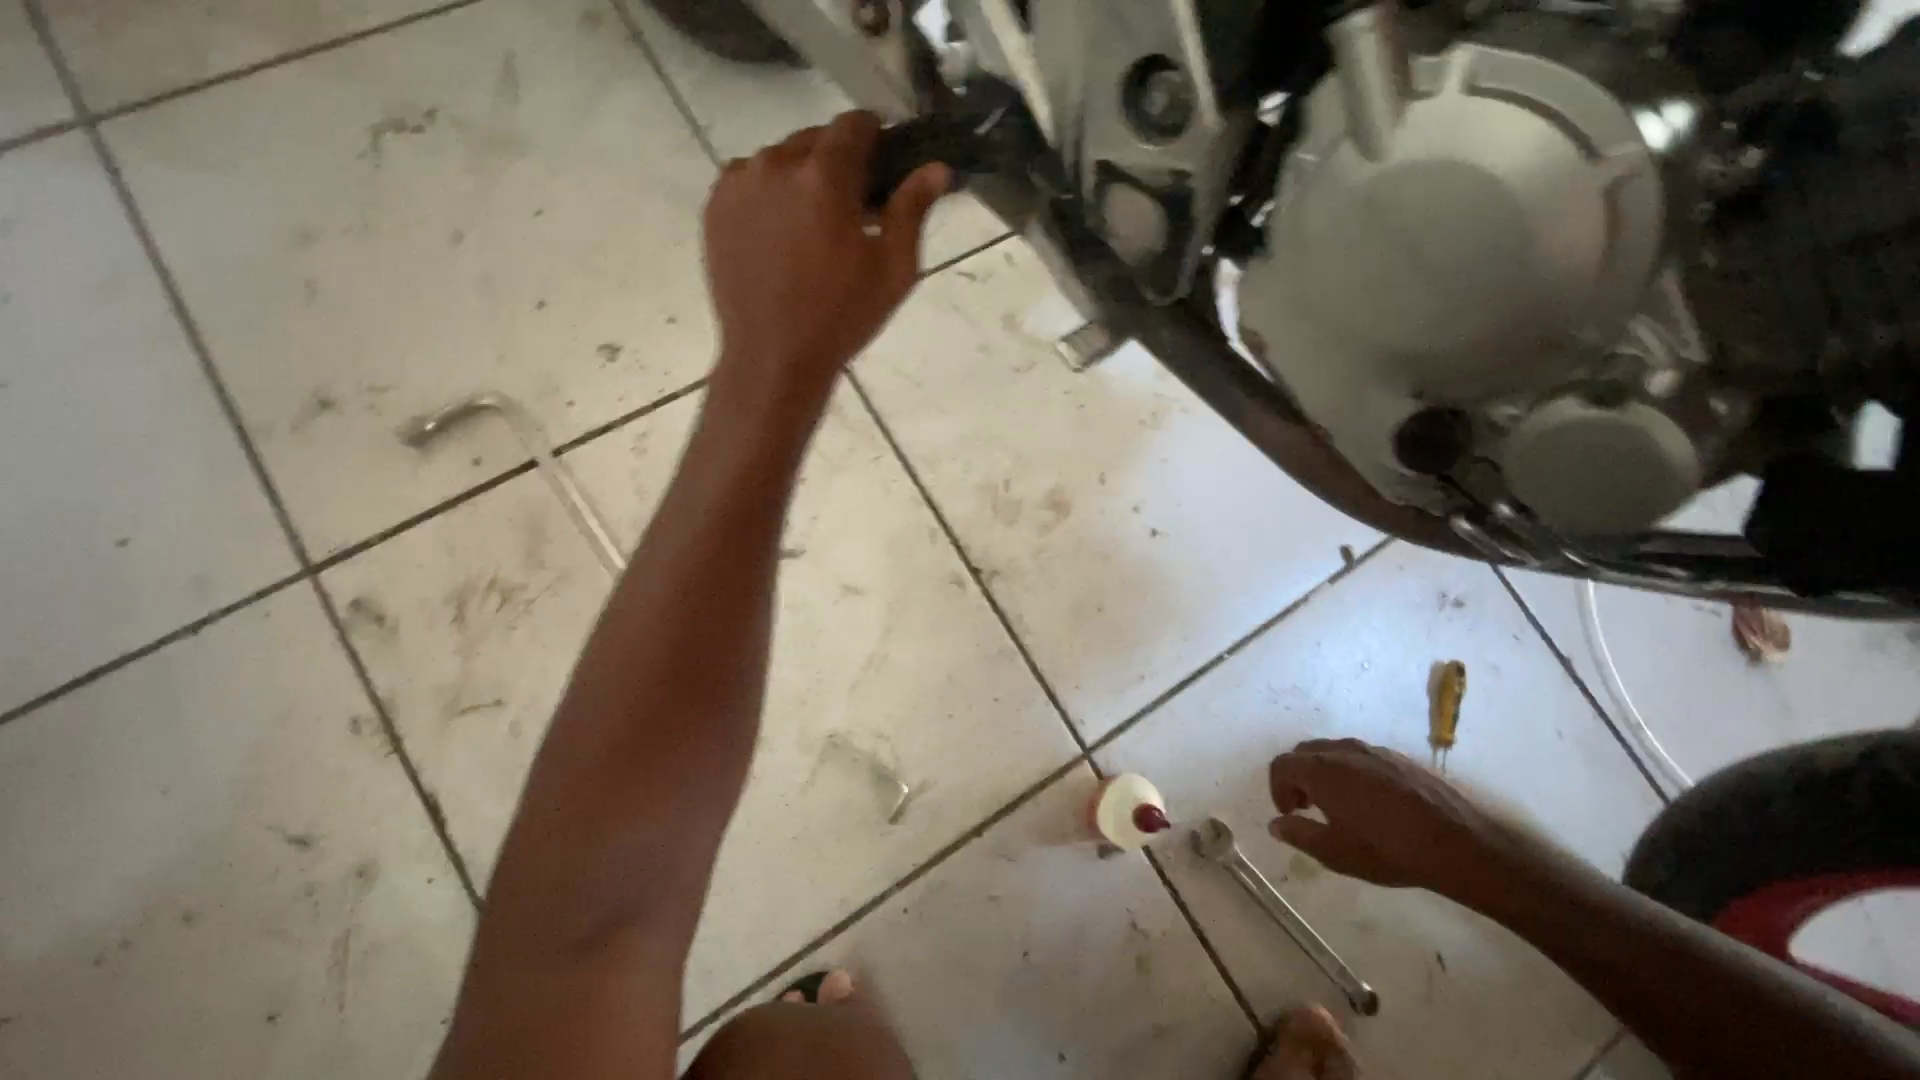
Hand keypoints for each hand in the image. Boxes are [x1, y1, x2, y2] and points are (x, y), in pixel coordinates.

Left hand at [703, 111, 949, 401]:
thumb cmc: (842, 318)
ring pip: (779, 158)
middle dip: (838, 160)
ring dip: (802, 175)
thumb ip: (912, 209)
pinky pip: (748, 180)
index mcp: (824, 177)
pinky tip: (782, 231)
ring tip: (814, 222)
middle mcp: (775, 166)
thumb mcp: (893, 269)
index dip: (875, 134)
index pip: (853, 124)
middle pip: (815, 138)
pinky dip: (769, 193)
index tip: (885, 158)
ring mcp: (738, 185)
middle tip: (853, 202)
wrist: (772, 358)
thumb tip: (936, 168)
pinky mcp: (715, 207)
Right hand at [1268, 739, 1542, 906]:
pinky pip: (1361, 757)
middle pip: (1305, 752)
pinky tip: (1370, 802)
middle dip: (1297, 777)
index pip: (1282, 765)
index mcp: (1322, 770)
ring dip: (1324, 773)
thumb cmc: (1388, 850)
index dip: (1277, 789)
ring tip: (1338, 805)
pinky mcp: (1400, 758)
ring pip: (1334, 751)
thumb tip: (1276, 824)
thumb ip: (1299, 834)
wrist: (1458, 844)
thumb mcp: (1335, 853)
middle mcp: (1344, 751)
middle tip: (1307, 808)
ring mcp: (1374, 751)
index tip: (1290, 814)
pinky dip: (1350, 772)